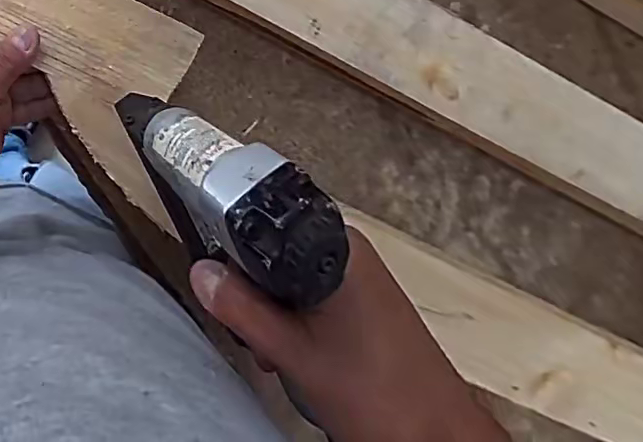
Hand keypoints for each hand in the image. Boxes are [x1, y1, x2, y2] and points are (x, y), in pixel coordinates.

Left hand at [0, 12, 53, 201]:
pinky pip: (26, 100)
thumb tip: (31, 31)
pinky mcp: (2, 113)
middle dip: (39, 47)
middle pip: (12, 49)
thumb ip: (8, 59)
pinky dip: (43, 100)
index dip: (15, 15)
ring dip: (46, 74)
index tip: (47, 9)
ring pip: (23, 76)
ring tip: (77, 64)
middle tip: (72, 37)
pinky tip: (67, 94)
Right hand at [191, 228, 505, 441]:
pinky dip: (299, 321)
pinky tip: (302, 359)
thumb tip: (202, 271)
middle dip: (258, 293)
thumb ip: (242, 308)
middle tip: (258, 335)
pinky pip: (315, 294)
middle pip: (277, 251)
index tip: (220, 281)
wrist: (440, 440)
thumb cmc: (380, 396)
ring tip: (283, 355)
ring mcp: (359, 274)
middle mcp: (349, 248)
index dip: (235, 251)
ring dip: (277, 312)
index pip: (265, 222)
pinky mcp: (365, 299)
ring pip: (294, 277)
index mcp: (336, 243)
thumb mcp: (294, 352)